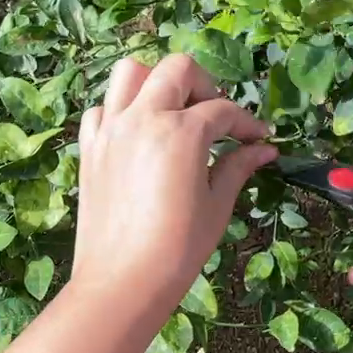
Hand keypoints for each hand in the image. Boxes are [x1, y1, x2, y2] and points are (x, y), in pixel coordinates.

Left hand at [72, 55, 276, 316]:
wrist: (121, 282)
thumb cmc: (177, 249)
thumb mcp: (216, 206)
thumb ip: (237, 167)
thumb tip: (263, 149)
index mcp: (181, 132)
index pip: (222, 110)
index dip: (246, 123)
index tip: (259, 139)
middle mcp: (142, 118)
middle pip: (177, 70)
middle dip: (204, 86)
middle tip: (215, 118)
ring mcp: (110, 129)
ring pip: (130, 72)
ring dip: (156, 82)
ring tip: (172, 113)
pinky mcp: (89, 147)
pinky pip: (102, 108)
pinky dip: (121, 110)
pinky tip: (138, 136)